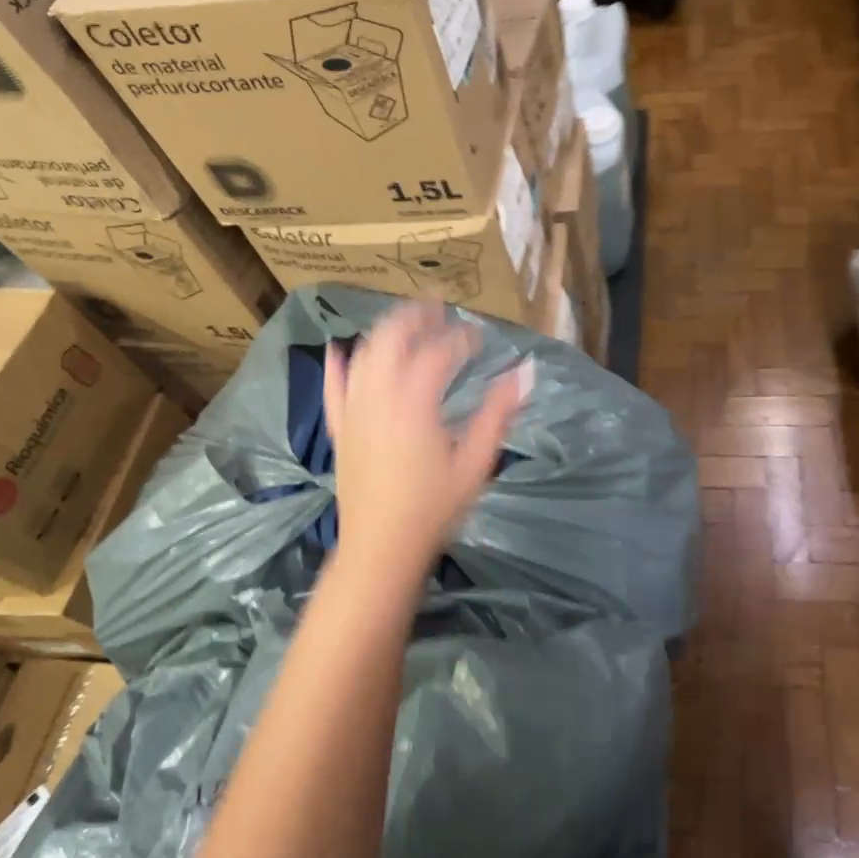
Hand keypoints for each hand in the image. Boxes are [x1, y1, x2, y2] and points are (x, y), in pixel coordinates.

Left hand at [322, 300, 524, 567]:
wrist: (381, 549)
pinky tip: (339, 349)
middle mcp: (380, 397)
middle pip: (393, 339)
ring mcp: (355, 412)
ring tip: (405, 322)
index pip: (440, 353)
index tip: (481, 337)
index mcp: (417, 403)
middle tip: (438, 308)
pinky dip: (337, 366)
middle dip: (416, 318)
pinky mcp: (341, 430)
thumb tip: (525, 373)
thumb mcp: (476, 462)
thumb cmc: (435, 508)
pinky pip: (333, 390)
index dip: (462, 339)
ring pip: (364, 357)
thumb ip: (499, 413)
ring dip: (384, 333)